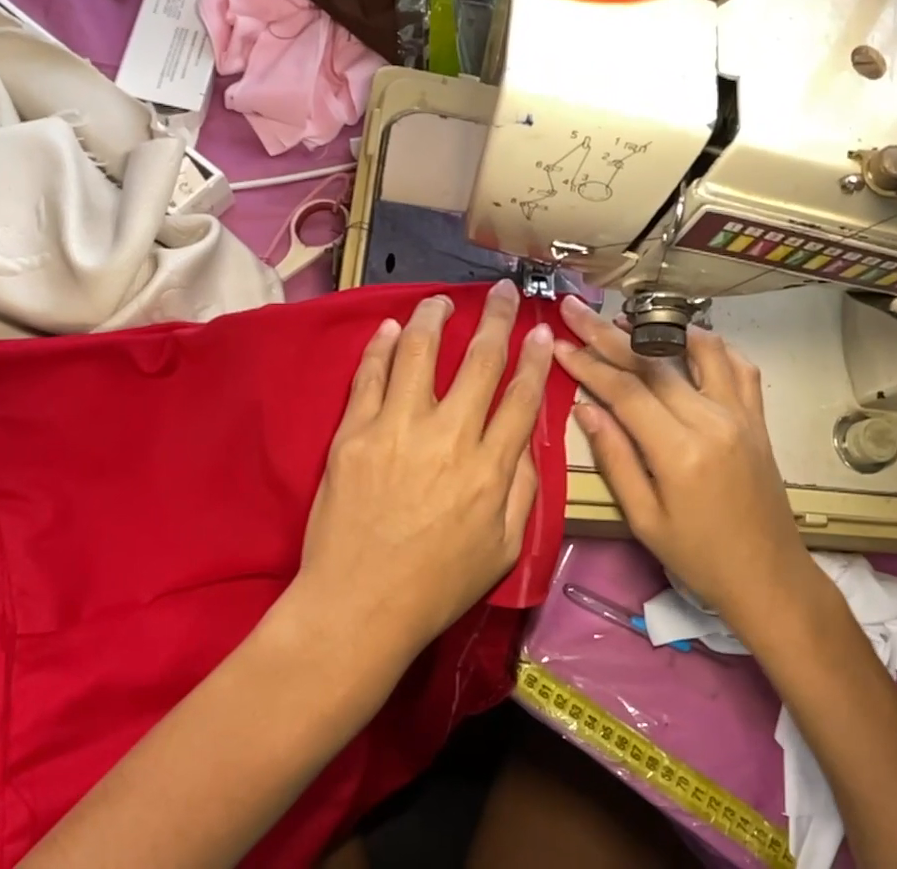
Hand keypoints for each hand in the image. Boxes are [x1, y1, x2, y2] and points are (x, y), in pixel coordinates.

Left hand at [297, 281, 553, 649]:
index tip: (542, 332)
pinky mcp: (354, 435)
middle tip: (503, 292)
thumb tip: (525, 441)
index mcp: (491, 467)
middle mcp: (450, 436)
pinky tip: (388, 328)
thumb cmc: (438, 585)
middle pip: (480, 361)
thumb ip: (521, 490)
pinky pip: (369, 377)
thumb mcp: (504, 548)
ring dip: (433, 319)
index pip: (522, 396)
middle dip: (497, 319)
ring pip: (419, 354)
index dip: (536, 359)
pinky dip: (380, 347)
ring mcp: (397, 429)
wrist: (360, 606)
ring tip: (441, 301)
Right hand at [551, 295, 816, 620]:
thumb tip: (585, 409)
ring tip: (626, 320)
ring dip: (660, 328)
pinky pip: (738, 365)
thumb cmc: (699, 557)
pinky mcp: (757, 418)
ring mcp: (741, 414)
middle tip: (576, 310)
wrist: (767, 575)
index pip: (625, 390)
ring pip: (699, 349)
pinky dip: (711, 346)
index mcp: (679, 451)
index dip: (588, 363)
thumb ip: (615, 458)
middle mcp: (712, 420)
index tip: (559, 343)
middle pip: (654, 361)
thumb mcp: (644, 519)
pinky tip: (687, 342)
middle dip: (608, 333)